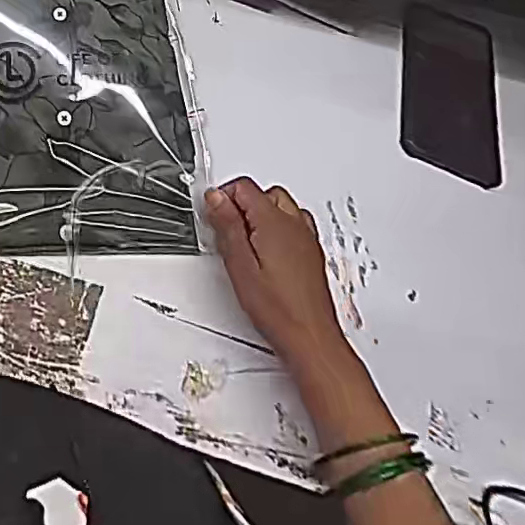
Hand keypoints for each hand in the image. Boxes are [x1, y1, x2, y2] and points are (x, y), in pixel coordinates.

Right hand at [204, 176, 346, 367]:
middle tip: (226, 228)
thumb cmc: (278, 309)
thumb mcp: (239, 265)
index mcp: (273, 221)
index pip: (244, 187)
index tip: (213, 215)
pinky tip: (267, 247)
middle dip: (241, 203)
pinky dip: (278, 226)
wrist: (310, 338)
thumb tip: (216, 198)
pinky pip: (295, 223)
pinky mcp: (312, 251)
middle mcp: (294, 223)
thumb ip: (227, 226)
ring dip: (261, 213)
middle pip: (264, 193)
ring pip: (281, 205)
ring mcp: (306, 237)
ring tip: (245, 238)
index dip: (224, 196)